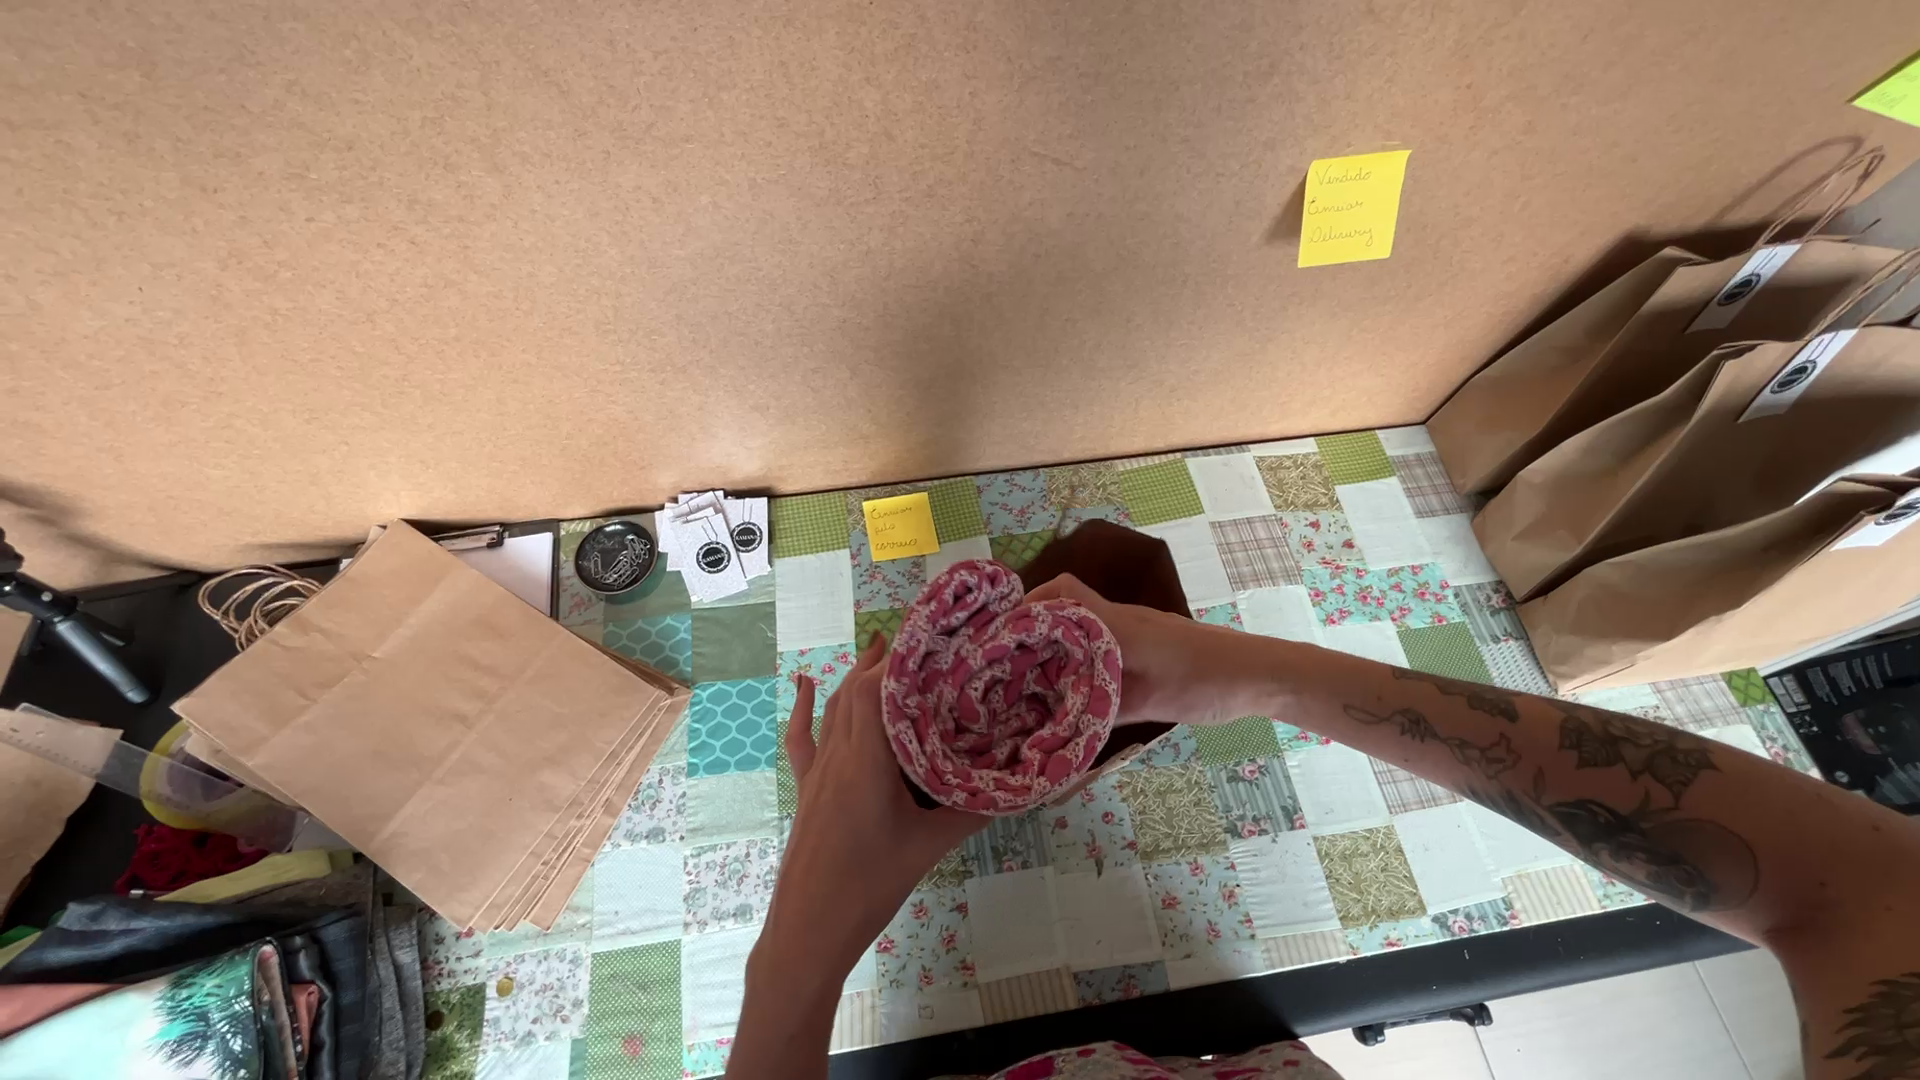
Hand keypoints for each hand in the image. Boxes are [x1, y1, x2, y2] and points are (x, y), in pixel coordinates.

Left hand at [756, 636, 986, 981]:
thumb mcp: (928, 848)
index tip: (929, 640)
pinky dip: (804, 706)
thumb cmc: (869, 886)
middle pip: (855, 690)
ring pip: (833, 708)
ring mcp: (817, 771)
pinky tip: (805, 682)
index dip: (898, 660)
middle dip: (884, 660)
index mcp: (867, 761)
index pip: (874, 691)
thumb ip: (972, 813)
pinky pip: (803, 738)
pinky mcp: (806, 789)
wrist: (808, 931)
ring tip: (881, 648)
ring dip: (855, 675)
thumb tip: (1018, 787)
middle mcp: (838, 755)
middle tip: (919, 640)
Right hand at [1026, 573, 1267, 727]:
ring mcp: (1139, 627)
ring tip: (1036, 675)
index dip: (1029, 603)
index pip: (1063, 592)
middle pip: (1068, 606)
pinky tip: (1079, 683)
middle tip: (1011, 659)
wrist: (1260, 674)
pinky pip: (1106, 638)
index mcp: (1116, 623)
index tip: (1003, 630)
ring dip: (1060, 642)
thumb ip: (1103, 706)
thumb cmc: (1203, 682)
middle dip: (1036, 626)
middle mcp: (1122, 617)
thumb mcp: (1148, 702)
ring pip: (1086, 624)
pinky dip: (1085, 653)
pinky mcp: (1152, 641)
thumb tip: (1060, 719)